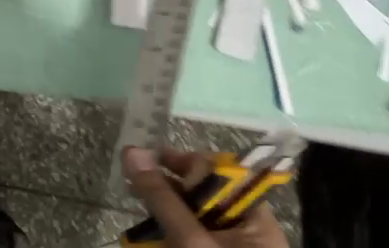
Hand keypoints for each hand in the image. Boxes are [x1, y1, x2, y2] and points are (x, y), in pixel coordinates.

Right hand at [122, 148, 288, 247]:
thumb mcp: (190, 241)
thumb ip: (162, 196)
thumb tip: (132, 150)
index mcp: (256, 223)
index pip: (225, 175)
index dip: (189, 162)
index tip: (152, 159)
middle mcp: (247, 232)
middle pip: (206, 193)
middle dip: (168, 183)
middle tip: (135, 179)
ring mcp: (228, 247)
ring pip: (193, 213)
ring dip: (163, 204)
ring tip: (137, 202)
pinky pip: (188, 234)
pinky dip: (168, 228)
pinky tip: (149, 232)